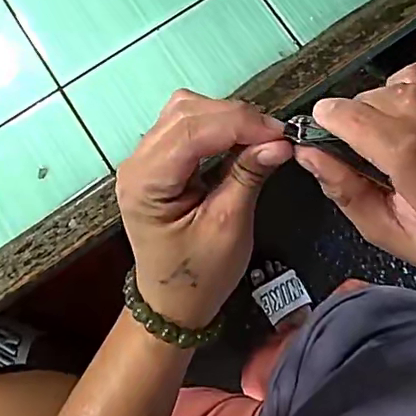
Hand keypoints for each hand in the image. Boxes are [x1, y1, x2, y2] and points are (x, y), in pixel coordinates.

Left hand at [116, 91, 293, 328]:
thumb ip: (247, 177)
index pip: (189, 131)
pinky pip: (184, 125)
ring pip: (183, 111)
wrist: (172, 303)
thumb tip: (278, 141)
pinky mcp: (156, 158)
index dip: (238, 123)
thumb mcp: (228, 228)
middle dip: (234, 116)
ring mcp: (142, 158)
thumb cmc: (198, 276)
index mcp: (145, 181)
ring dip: (225, 116)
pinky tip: (239, 137)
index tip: (280, 132)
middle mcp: (136, 161)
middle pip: (184, 113)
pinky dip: (215, 124)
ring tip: (260, 136)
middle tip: (275, 134)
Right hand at [297, 58, 415, 286]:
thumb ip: (344, 190)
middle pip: (412, 107)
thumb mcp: (383, 232)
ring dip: (380, 93)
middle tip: (341, 124)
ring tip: (372, 118)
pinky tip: (398, 105)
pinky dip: (404, 79)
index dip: (357, 123)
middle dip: (361, 106)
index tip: (321, 117)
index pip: (406, 148)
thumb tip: (307, 151)